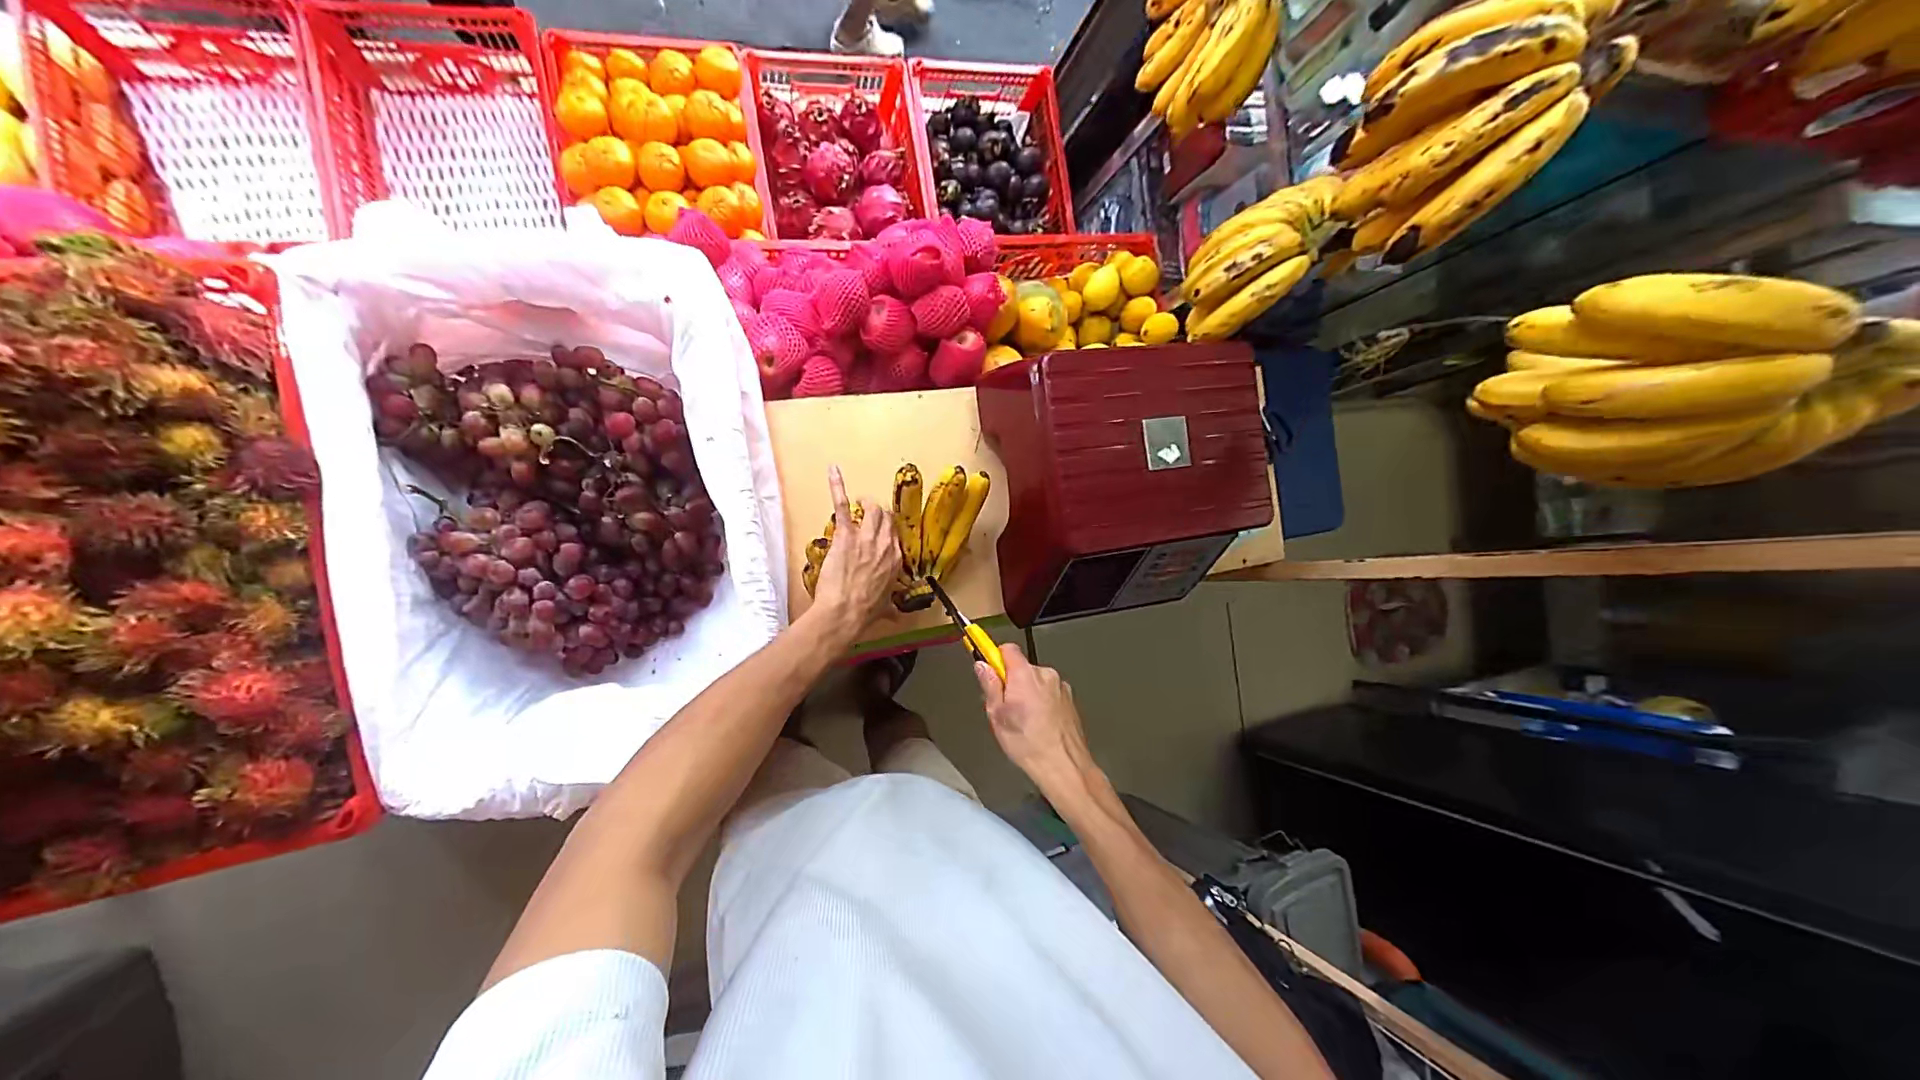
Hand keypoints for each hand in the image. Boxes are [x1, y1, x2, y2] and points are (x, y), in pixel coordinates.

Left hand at [807, 465, 899, 643]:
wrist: (845, 612)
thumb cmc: (864, 613)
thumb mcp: (884, 608)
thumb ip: (890, 608)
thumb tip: (896, 616)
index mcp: (896, 561)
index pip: (895, 536)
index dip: (888, 531)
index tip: (883, 530)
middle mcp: (885, 545)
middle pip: (886, 518)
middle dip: (878, 512)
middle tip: (870, 510)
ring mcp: (866, 538)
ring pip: (871, 509)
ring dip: (865, 502)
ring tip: (859, 499)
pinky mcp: (846, 535)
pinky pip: (843, 505)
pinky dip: (837, 486)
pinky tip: (833, 471)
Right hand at [974, 644, 1097, 792]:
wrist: (1062, 764)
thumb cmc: (1029, 744)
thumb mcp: (997, 715)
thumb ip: (989, 685)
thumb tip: (983, 666)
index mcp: (1024, 674)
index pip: (1007, 649)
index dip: (995, 657)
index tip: (987, 665)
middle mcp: (1045, 674)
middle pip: (1022, 667)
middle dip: (1011, 681)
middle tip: (1004, 706)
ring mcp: (1060, 686)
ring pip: (1036, 681)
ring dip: (1028, 693)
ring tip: (1023, 720)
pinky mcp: (1069, 699)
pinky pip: (1049, 693)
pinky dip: (1042, 702)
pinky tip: (1038, 724)